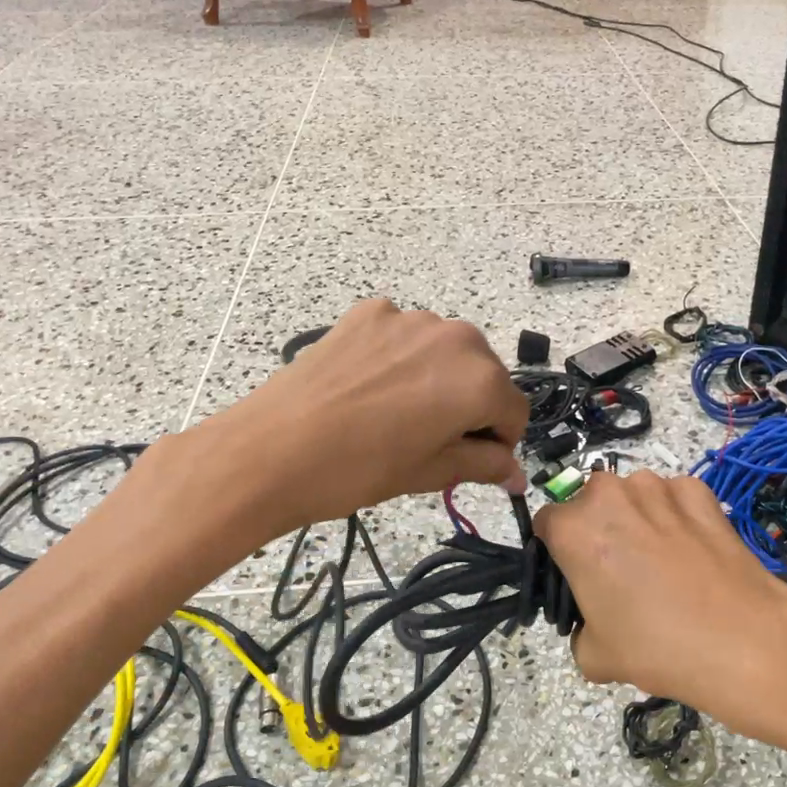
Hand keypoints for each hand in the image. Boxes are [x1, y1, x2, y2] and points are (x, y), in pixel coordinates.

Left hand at [185, 300, 528, 542]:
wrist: (270, 449)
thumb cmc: (358, 470)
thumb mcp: (430, 472)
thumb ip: (483, 464)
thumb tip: (515, 474)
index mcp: (480, 381)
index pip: (514, 410)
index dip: (498, 440)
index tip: (472, 459)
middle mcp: (456, 338)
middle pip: (485, 374)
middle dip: (471, 404)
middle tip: (431, 439)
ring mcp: (410, 319)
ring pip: (446, 351)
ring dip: (437, 377)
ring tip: (395, 412)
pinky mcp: (371, 312)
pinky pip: (405, 334)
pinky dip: (400, 357)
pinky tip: (371, 386)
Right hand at [534, 470, 786, 743]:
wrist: (742, 639)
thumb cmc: (658, 647)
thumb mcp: (593, 655)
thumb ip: (578, 627)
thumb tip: (593, 621)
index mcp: (574, 529)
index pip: (546, 523)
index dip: (558, 550)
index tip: (575, 574)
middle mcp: (611, 494)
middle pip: (591, 504)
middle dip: (600, 531)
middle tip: (621, 575)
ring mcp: (659, 487)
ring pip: (634, 498)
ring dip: (639, 521)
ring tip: (663, 566)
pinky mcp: (699, 491)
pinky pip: (675, 499)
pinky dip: (677, 518)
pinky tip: (692, 554)